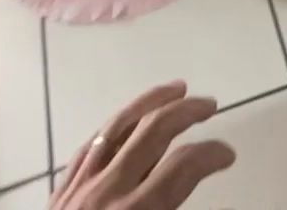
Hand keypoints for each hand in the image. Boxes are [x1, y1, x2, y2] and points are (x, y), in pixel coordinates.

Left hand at [50, 82, 235, 209]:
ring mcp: (78, 190)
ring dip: (150, 102)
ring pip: (117, 126)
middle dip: (186, 111)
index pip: (183, 167)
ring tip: (176, 89)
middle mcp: (107, 193)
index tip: (228, 154)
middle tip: (210, 105)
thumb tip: (187, 190)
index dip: (211, 154)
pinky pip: (88, 148)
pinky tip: (123, 124)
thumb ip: (170, 207)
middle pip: (153, 131)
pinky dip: (111, 129)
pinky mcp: (58, 196)